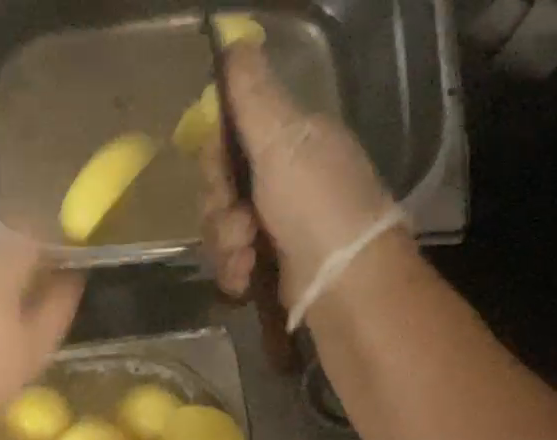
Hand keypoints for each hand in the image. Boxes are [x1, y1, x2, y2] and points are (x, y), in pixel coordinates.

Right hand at [199, 46, 398, 304]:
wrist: (341, 282)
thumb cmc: (317, 205)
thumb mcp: (283, 142)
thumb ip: (253, 97)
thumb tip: (234, 40)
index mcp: (290, 144)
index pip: (227, 142)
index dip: (214, 163)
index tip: (223, 176)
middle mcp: (282, 180)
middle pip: (216, 190)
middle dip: (219, 213)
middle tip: (241, 224)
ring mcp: (275, 224)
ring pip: (217, 229)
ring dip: (225, 246)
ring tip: (249, 257)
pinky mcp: (267, 263)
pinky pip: (226, 261)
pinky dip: (232, 271)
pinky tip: (247, 277)